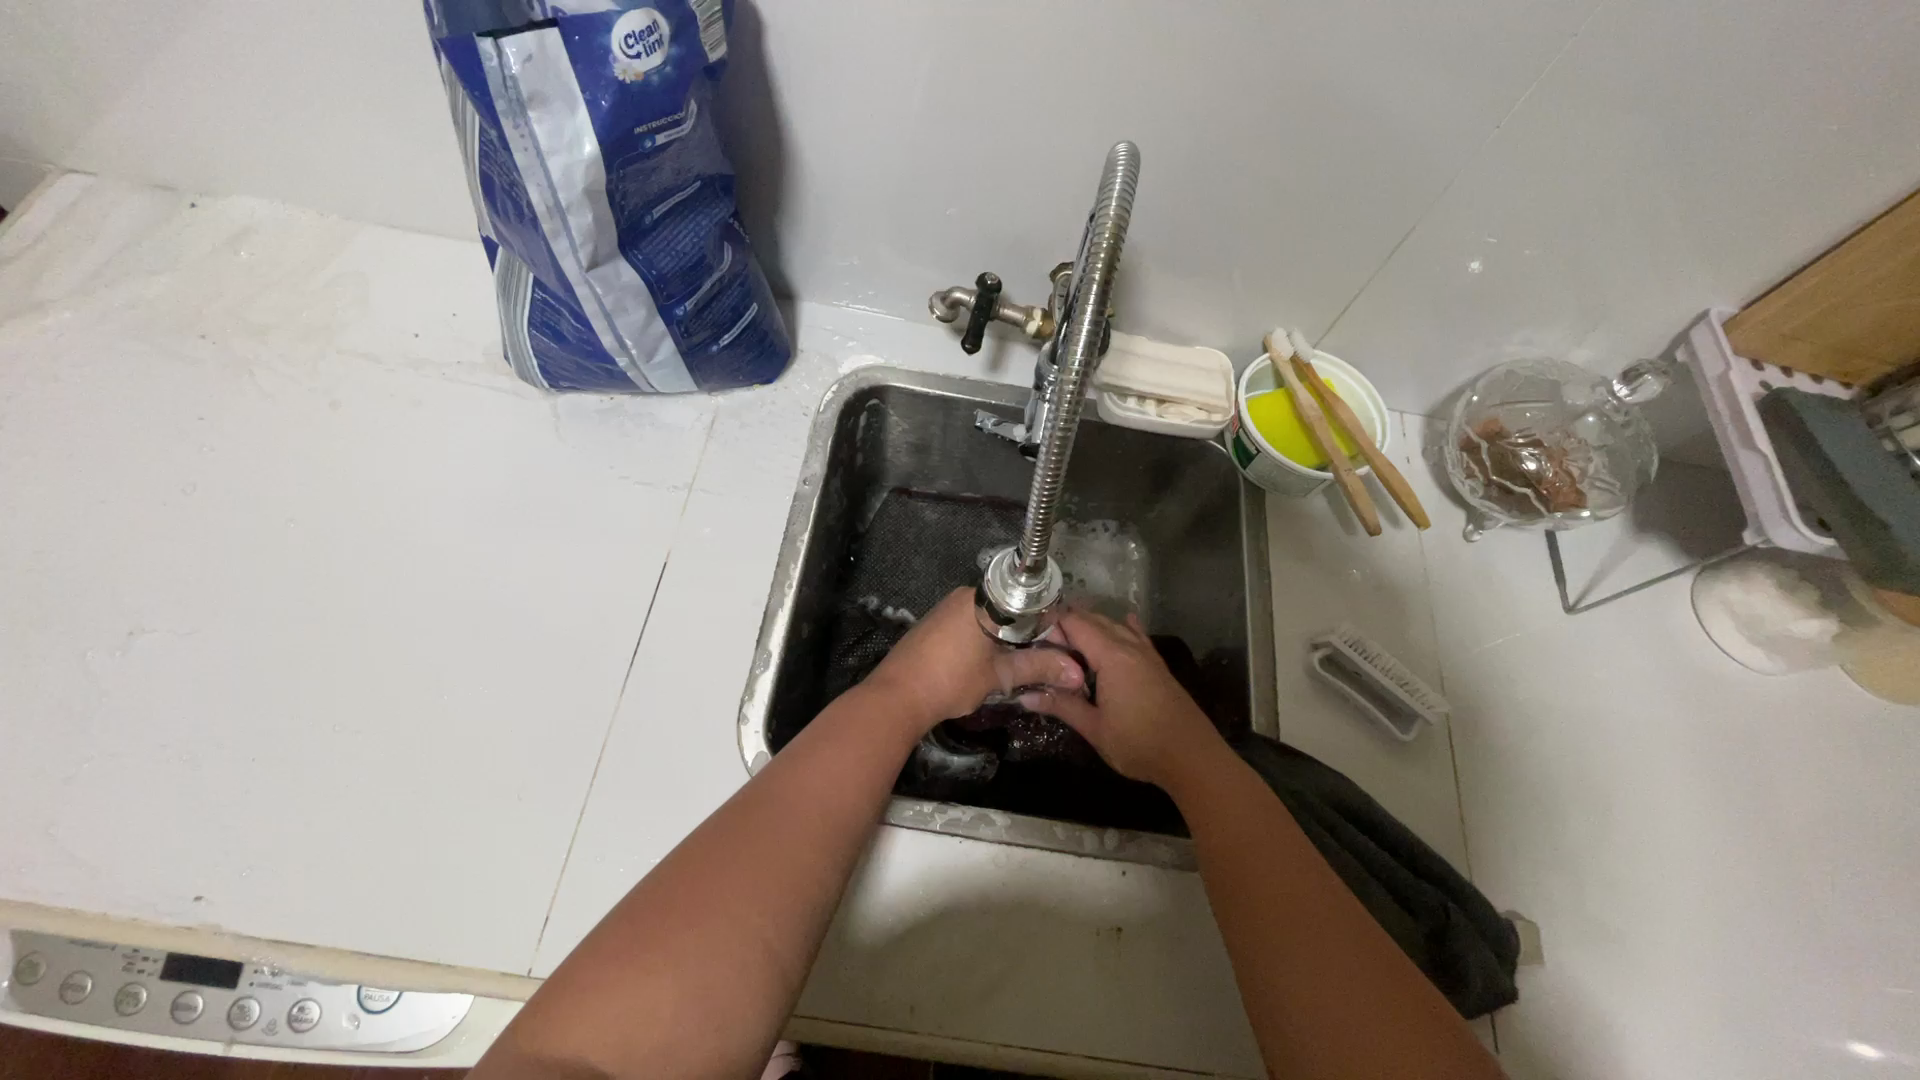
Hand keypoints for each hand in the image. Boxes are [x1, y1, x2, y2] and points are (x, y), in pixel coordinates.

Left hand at [861, 588, 1084, 735]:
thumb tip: (1076, 672)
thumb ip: (1038, 668)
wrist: (897, 696)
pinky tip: (994, 665)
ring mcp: (946, 610)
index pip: (1028, 601)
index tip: (1065, 646)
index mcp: (982, 599)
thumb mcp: (998, 676)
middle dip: (1029, 635)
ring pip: (990, 621)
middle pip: (1009, 610)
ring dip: (1008, 641)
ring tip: (1026, 666)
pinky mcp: (935, 627)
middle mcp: (964, 597)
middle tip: (1049, 660)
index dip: (1049, 624)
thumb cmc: (950, 680)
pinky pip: (972, 628)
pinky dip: (987, 643)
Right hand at [1019, 610, 1226, 791]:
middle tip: (1042, 642)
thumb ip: (1062, 706)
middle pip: (1095, 620)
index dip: (1051, 624)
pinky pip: (1136, 636)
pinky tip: (1123, 623)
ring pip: (1116, 626)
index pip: (1076, 623)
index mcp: (1112, 657)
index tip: (1030, 637)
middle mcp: (1130, 647)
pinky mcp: (1158, 666)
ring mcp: (1147, 655)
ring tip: (1068, 640)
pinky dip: (1123, 629)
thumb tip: (1024, 696)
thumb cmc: (1139, 744)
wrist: (1192, 758)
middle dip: (1068, 625)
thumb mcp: (1095, 729)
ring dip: (1092, 627)